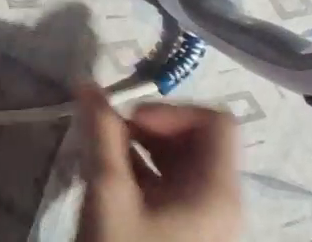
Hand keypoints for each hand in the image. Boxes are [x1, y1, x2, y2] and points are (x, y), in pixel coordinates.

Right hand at [76, 87, 241, 241]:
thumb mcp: (108, 190)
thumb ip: (100, 132)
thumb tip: (88, 84)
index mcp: (217, 192)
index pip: (217, 122)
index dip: (172, 111)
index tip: (129, 122)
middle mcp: (222, 202)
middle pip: (198, 139)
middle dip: (150, 127)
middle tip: (107, 134)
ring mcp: (207, 221)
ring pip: (183, 161)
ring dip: (142, 146)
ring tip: (102, 154)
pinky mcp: (188, 232)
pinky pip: (174, 184)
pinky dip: (143, 169)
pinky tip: (109, 178)